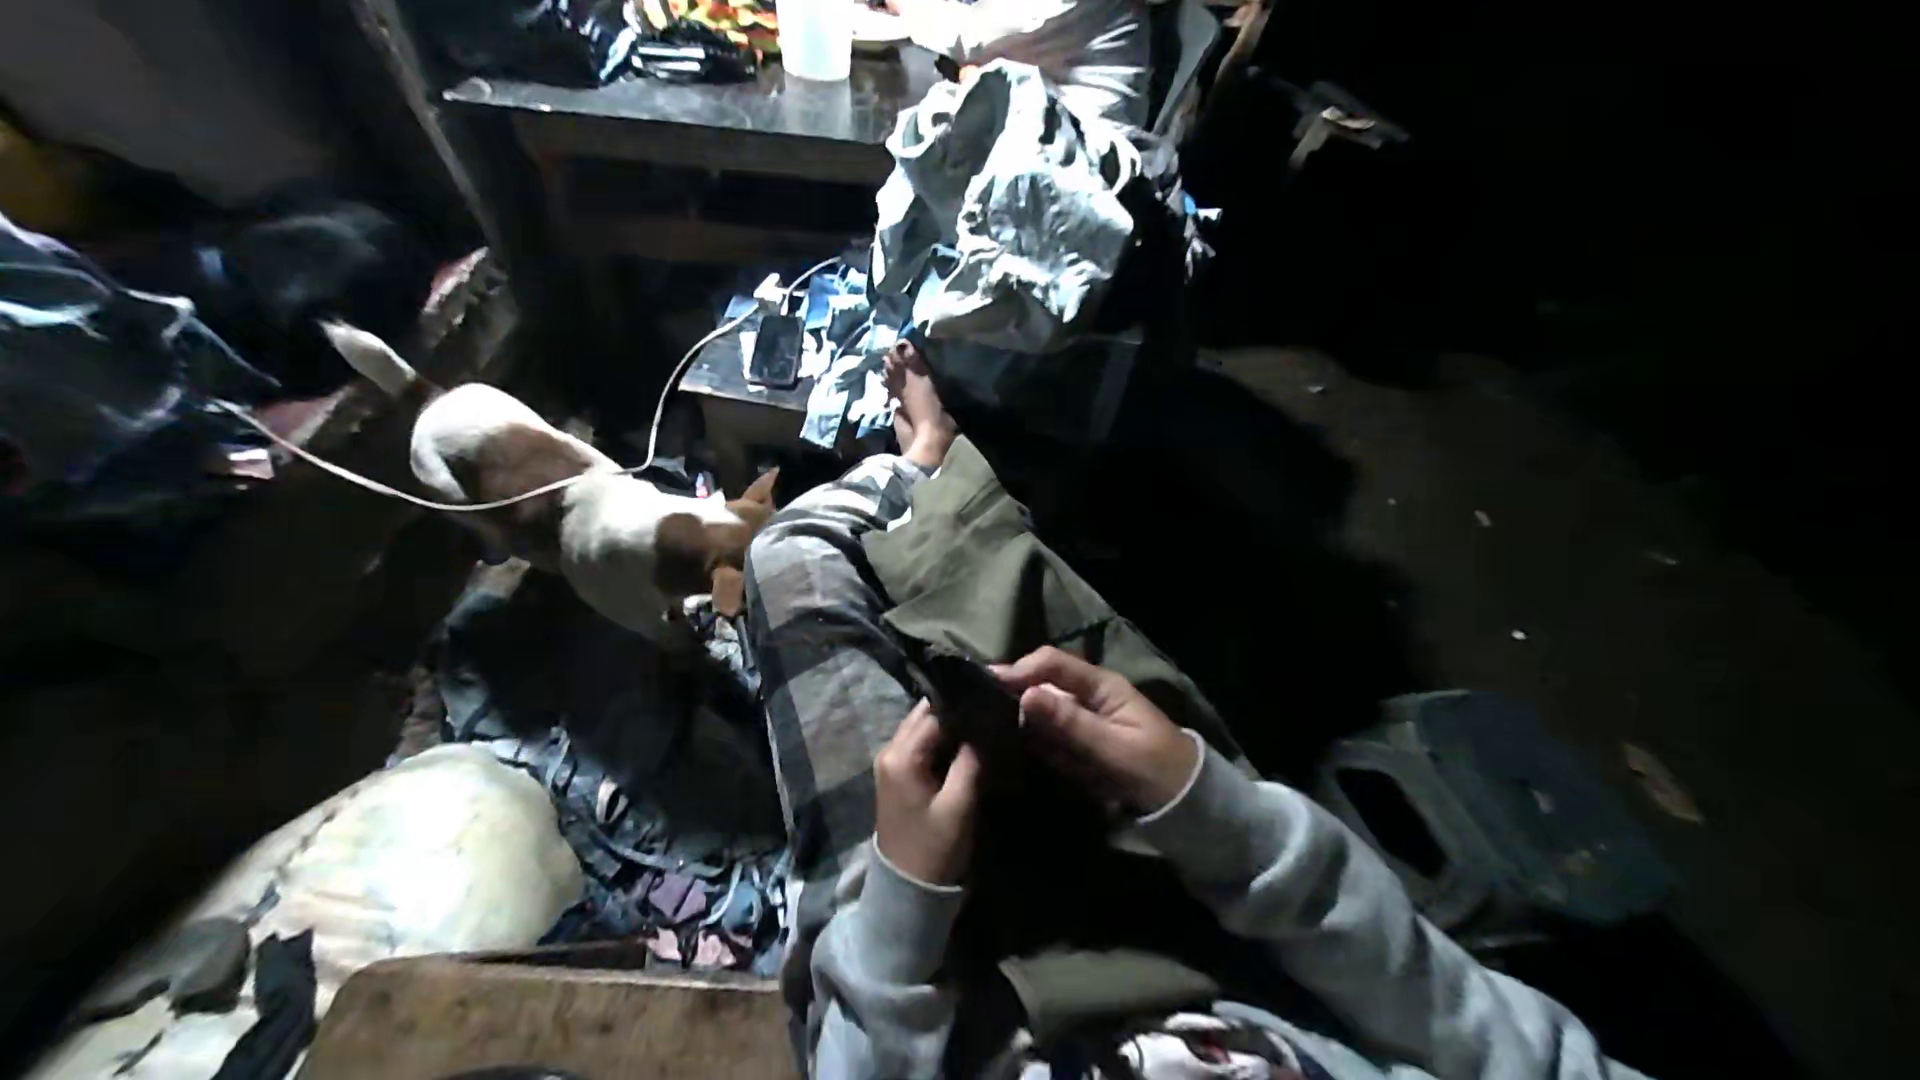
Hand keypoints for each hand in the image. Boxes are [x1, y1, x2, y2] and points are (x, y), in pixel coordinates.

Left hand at [873, 700, 981, 884]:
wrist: (906, 891)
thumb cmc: (934, 849)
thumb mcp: (959, 805)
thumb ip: (971, 759)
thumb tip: (986, 722)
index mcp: (901, 755)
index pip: (936, 712)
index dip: (965, 705)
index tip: (993, 701)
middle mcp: (890, 750)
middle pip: (926, 714)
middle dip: (957, 710)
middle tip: (991, 711)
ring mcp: (891, 761)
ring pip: (924, 727)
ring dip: (951, 725)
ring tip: (984, 725)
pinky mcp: (898, 773)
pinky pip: (921, 743)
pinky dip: (942, 739)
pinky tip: (967, 744)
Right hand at [992, 647, 1199, 814]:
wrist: (1186, 805)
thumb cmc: (1157, 770)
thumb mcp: (1114, 749)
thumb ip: (1071, 724)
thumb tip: (1026, 695)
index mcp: (1101, 685)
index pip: (1052, 663)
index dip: (1020, 669)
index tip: (988, 683)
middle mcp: (1086, 695)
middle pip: (1041, 683)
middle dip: (1014, 692)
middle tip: (978, 704)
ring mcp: (1081, 719)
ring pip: (1039, 710)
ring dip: (1020, 717)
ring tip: (990, 724)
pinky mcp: (1077, 742)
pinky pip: (1047, 735)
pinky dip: (1033, 740)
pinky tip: (1015, 745)